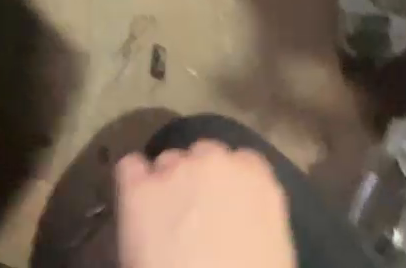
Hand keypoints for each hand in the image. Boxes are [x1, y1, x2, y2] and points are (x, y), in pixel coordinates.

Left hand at [114, 142, 295, 267]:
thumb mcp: (275, 251)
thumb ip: (259, 217)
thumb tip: (242, 221)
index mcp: (256, 177)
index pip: (244, 161)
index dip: (232, 184)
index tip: (227, 206)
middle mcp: (214, 160)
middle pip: (203, 154)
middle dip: (199, 179)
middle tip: (197, 217)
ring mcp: (173, 168)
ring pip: (168, 162)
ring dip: (168, 184)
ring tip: (165, 220)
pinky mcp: (138, 187)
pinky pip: (131, 168)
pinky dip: (133, 182)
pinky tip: (138, 206)